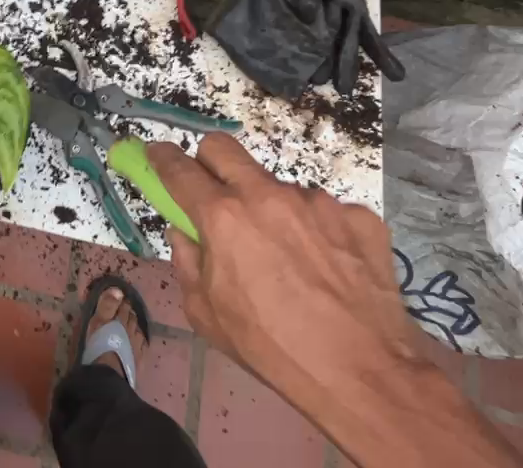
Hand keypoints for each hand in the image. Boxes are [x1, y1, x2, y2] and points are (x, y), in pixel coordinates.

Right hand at [149, 135, 429, 403]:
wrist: (366, 374)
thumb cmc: (272, 347)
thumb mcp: (205, 313)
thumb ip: (187, 262)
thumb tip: (186, 234)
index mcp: (222, 217)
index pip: (178, 169)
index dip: (161, 158)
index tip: (157, 155)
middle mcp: (266, 196)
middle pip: (222, 148)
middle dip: (208, 161)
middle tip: (215, 193)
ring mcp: (318, 203)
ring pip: (278, 187)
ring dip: (271, 208)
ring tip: (289, 256)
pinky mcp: (359, 218)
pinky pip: (326, 212)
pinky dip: (317, 231)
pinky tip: (328, 267)